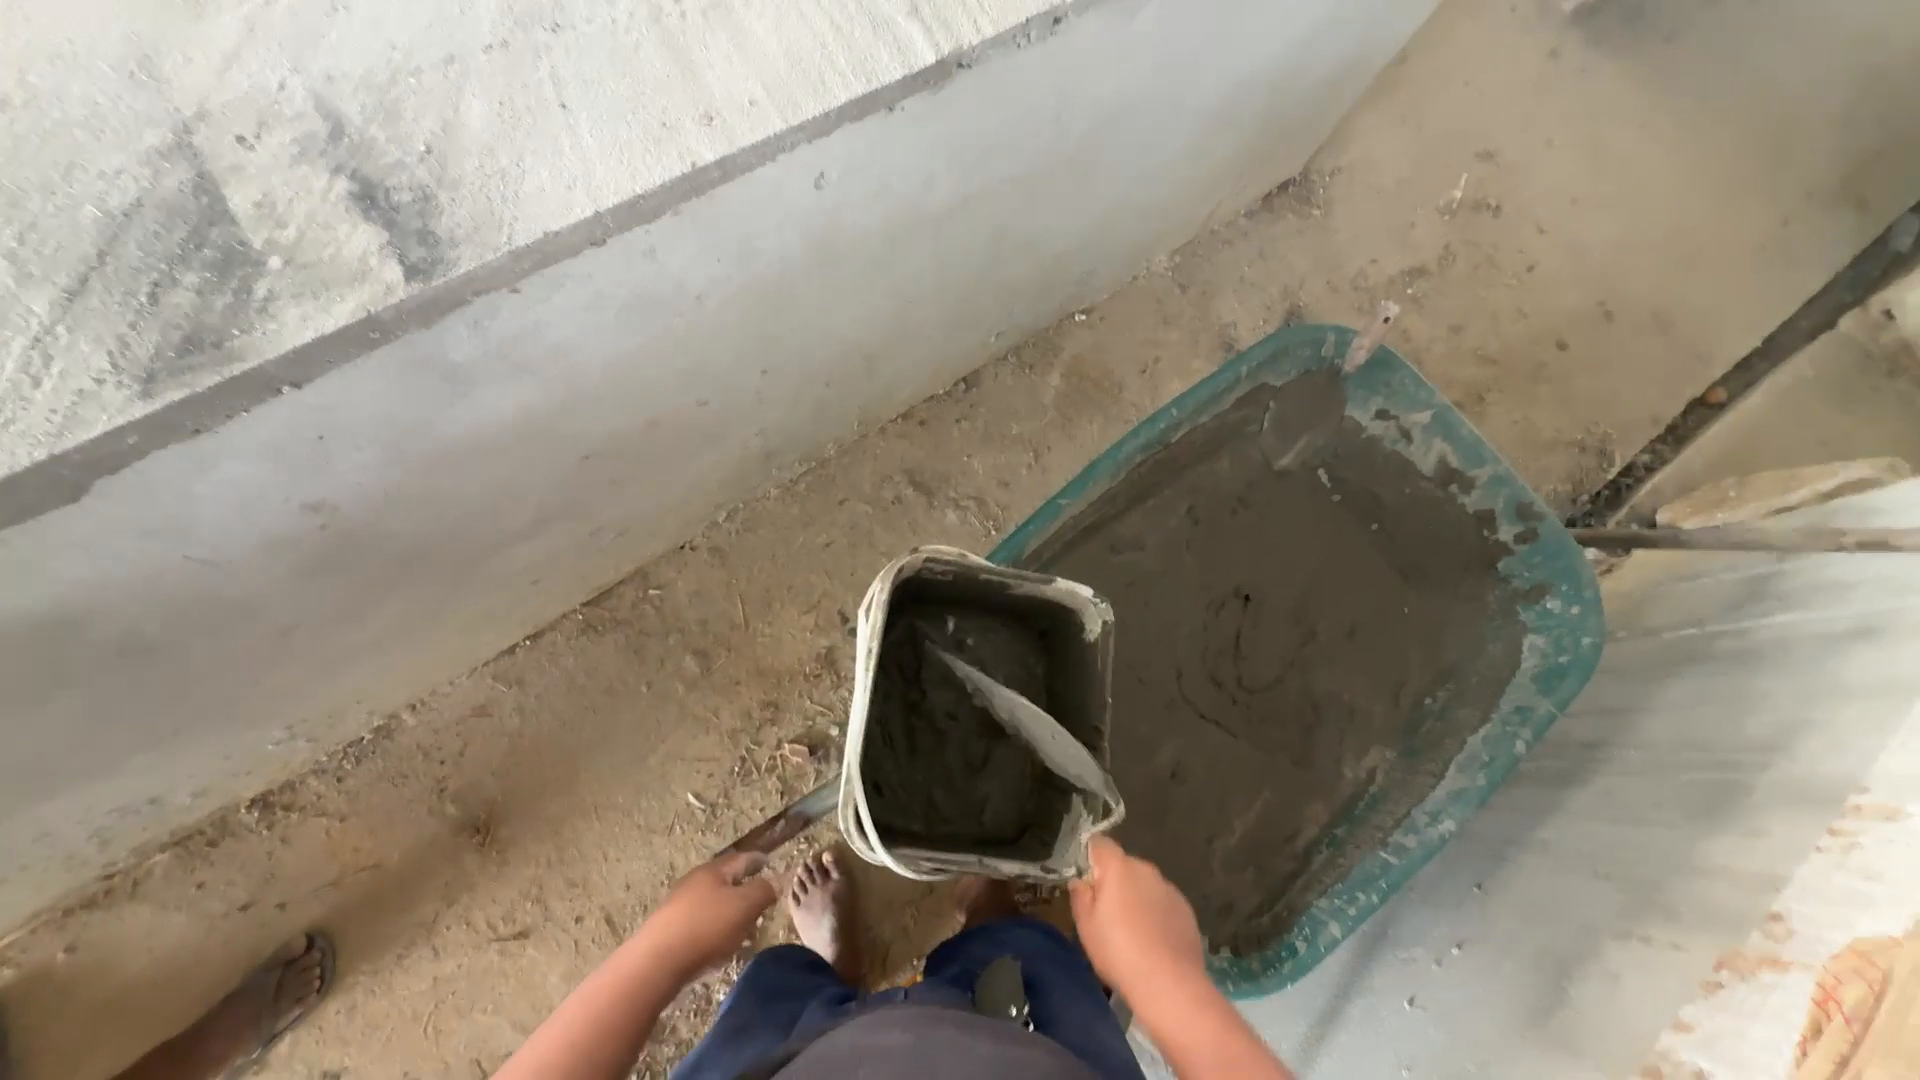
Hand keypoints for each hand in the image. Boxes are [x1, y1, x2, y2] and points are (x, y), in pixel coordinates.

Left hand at [635, 851, 776, 979]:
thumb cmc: (706, 927)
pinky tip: (720, 946)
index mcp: (713, 871)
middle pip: (726, 881)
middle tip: (762, 901)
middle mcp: (694, 882)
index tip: (770, 863)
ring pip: (713, 903)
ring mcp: (679, 906)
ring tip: (745, 929)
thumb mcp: (745, 906)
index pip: (742, 859)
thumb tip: (772, 882)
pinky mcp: (670, 930)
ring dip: (730, 912)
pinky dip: (716, 929)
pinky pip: (701, 923)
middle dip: (744, 889)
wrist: (656, 962)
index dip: (758, 860)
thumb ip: (763, 891)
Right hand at [1068, 834, 1205, 996]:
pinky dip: (1156, 912)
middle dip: (1114, 881)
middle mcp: (1146, 870)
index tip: (1087, 882)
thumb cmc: (1119, 952)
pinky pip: (1163, 902)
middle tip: (1107, 914)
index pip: (1100, 843)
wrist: (1170, 984)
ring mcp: (1169, 889)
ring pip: (1145, 884)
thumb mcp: (1086, 927)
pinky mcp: (1187, 909)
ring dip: (1136, 897)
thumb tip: (1080, 881)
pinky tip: (1154, 941)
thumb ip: (1080, 897)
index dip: (1091, 857)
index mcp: (1118, 868)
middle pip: (1124, 865)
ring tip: (1132, 932)